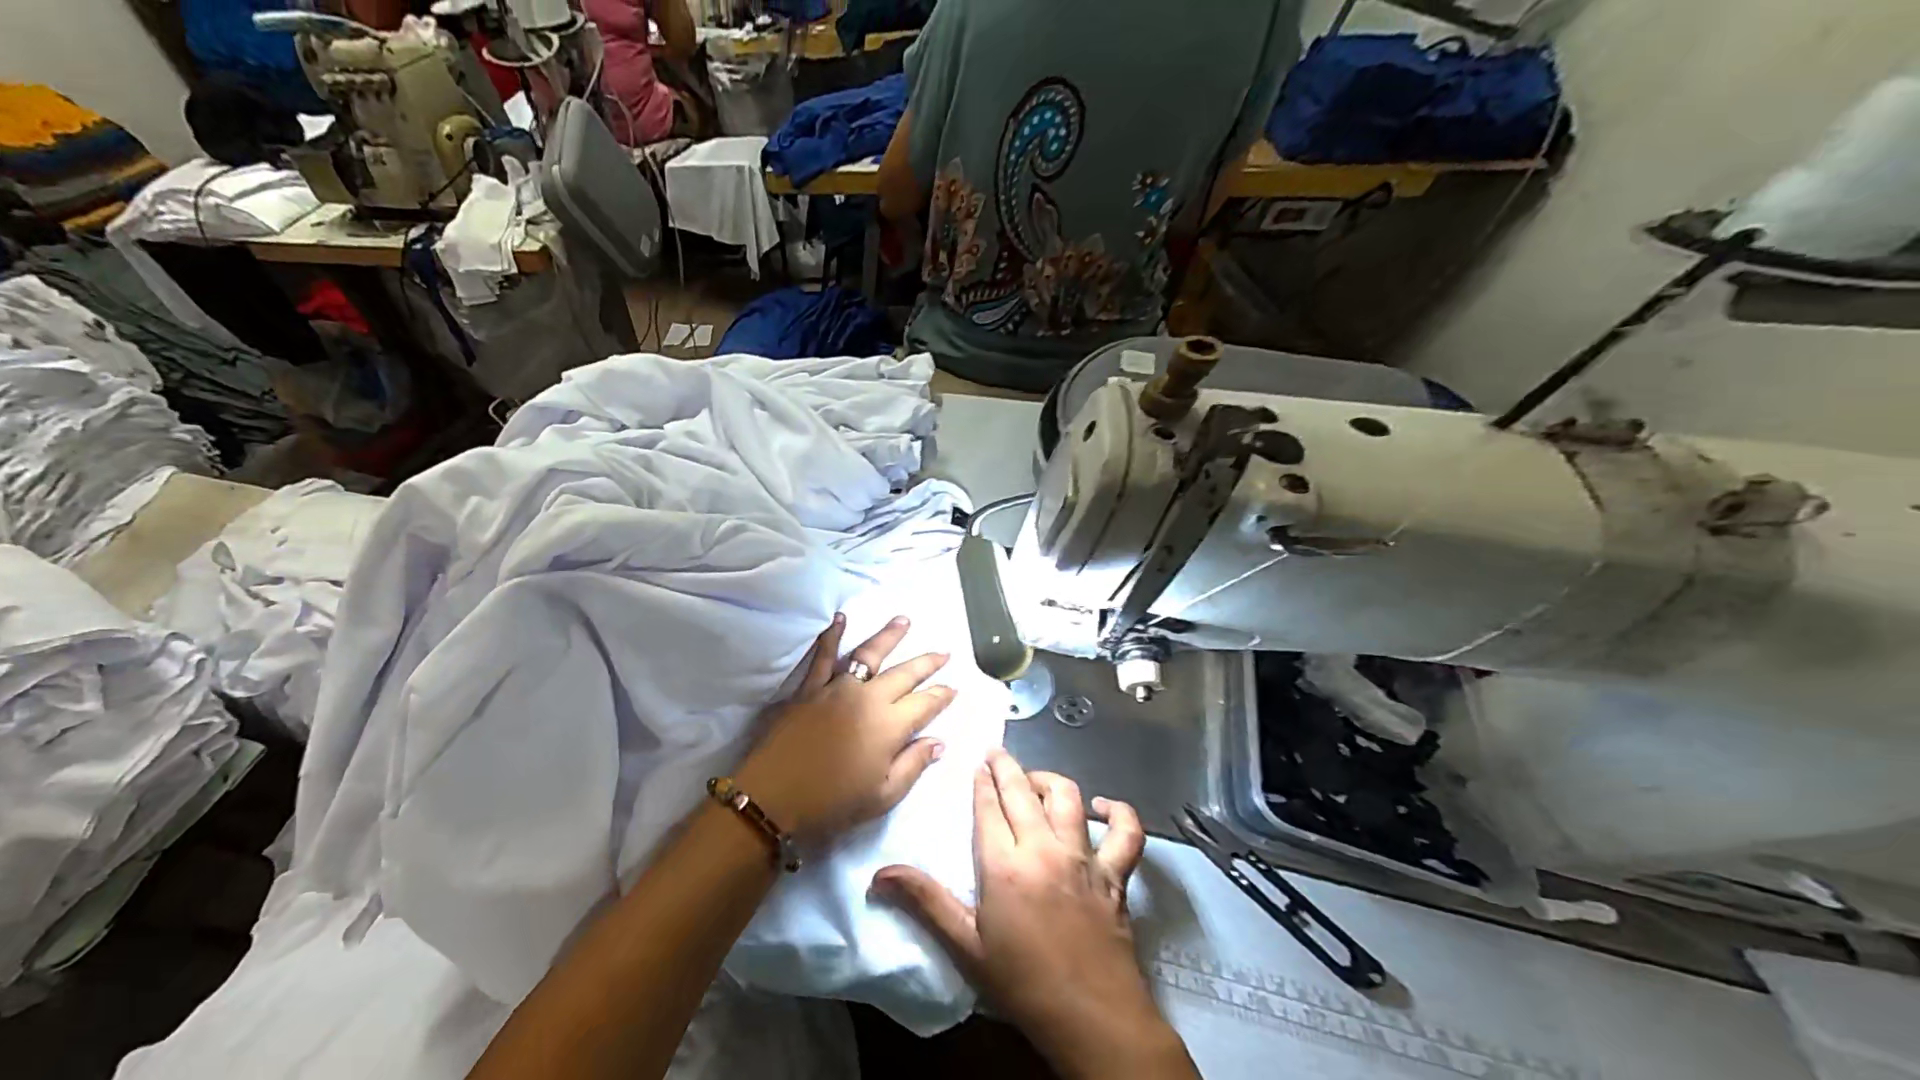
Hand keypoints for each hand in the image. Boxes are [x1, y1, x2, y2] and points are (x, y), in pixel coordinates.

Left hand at [735, 614, 953, 844]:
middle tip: (944, 653)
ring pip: (868, 654)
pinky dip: (832, 635)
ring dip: (889, 636)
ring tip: (904, 621)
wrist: (772, 798)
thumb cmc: (832, 804)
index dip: (942, 696)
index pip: (925, 704)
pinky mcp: (809, 688)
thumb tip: (938, 742)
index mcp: (890, 726)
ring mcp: (837, 689)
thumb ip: (913, 765)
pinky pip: (823, 656)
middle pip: (905, 674)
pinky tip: (839, 619)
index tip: (953, 688)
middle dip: (927, 662)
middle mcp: (868, 698)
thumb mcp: (882, 796)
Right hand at [873, 749, 1196, 1079]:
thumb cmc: (1022, 984)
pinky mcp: (1115, 873)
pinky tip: (1102, 807)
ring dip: (1048, 780)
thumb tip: (879, 875)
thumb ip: (925, 902)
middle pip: (1023, 792)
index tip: (975, 763)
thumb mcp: (966, 947)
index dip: (980, 782)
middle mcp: (1044, 848)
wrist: (1092, 1017)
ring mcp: (1084, 857)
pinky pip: (1125, 831)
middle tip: (996, 753)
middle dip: (1006, 767)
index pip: (988, 808)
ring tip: (1033, 778)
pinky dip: (1118, 812)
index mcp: (1005, 865)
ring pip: (1068, 797)